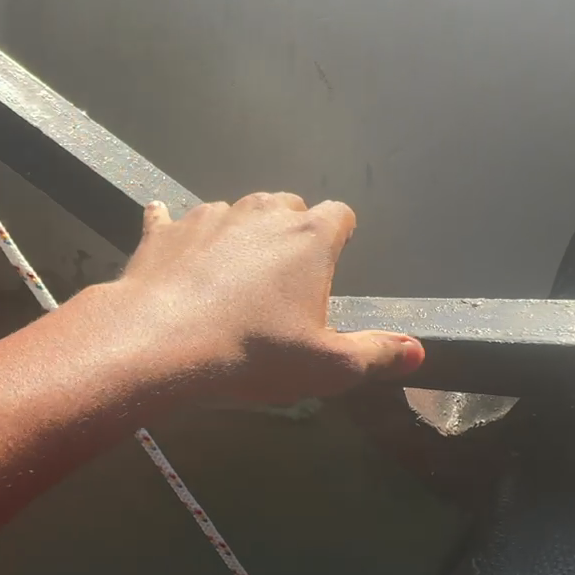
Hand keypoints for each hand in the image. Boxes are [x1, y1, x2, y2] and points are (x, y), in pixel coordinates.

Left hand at [85, 192, 423, 402]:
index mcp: (308, 237)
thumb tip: (415, 351)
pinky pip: (166, 218)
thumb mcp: (327, 366)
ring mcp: (206, 217)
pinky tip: (166, 239)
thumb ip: (376, 354)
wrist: (159, 343)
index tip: (325, 268)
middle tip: (275, 280)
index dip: (336, 239)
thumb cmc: (251, 353)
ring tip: (224, 277)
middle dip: (285, 234)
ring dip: (232, 236)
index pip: (338, 216)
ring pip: (230, 213)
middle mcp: (258, 213)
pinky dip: (171, 229)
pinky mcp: (161, 232)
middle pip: (283, 207)